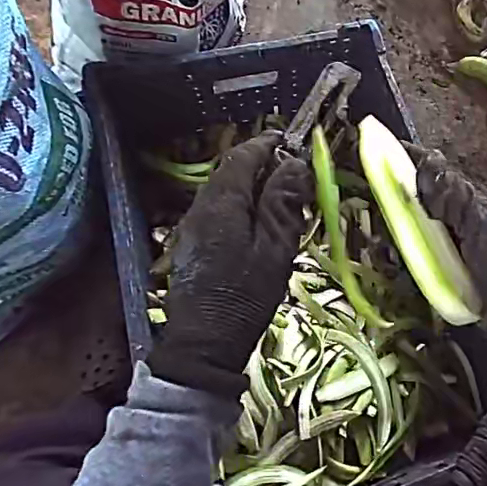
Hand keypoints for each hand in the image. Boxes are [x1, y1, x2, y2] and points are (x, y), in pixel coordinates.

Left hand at [149, 133, 312, 397]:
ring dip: (251, 187)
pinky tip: (258, 225)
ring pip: (224, 192)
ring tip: (282, 199)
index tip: (290, 141)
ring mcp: (192, 226)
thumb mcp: (274, 248)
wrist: (204, 344)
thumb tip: (294, 163)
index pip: (242, 157)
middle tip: (293, 174)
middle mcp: (200, 207)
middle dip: (261, 166)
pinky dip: (241, 206)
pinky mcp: (192, 244)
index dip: (266, 144)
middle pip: (230, 172)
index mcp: (221, 203)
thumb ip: (282, 203)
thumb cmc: (244, 296)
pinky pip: (218, 212)